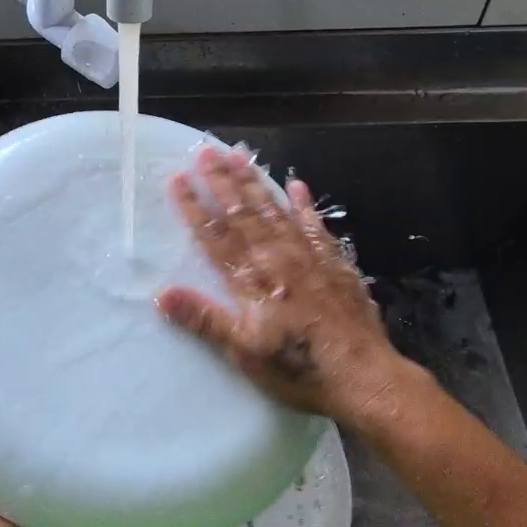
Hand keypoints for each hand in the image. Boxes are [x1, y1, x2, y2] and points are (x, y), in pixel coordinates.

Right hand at [157, 147, 422, 424]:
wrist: (365, 377)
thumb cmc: (299, 368)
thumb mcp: (244, 352)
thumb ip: (204, 319)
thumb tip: (162, 294)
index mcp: (251, 280)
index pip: (215, 236)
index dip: (194, 207)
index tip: (177, 178)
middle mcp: (277, 260)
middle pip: (243, 213)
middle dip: (222, 181)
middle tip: (205, 150)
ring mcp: (308, 258)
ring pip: (276, 211)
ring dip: (255, 183)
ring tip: (240, 155)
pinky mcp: (334, 265)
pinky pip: (316, 226)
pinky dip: (305, 206)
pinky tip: (298, 186)